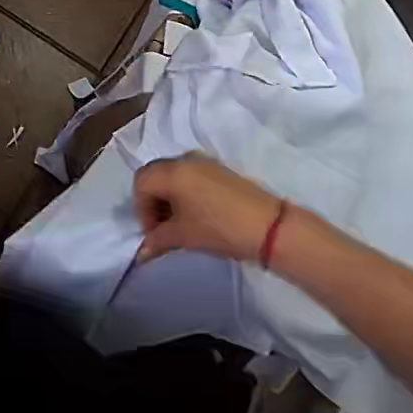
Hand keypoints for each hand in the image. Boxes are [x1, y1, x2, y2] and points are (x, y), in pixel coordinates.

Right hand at [134, 156, 286, 264]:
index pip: (141, 183)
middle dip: (153, 201)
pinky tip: (197, 214)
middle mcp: (184, 159)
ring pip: (174, 175)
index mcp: (171, 171)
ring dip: (169, 197)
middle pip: (155, 175)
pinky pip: (192, 175)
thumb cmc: (219, 228)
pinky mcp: (221, 170)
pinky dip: (185, 192)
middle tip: (162, 227)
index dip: (141, 210)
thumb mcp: (183, 236)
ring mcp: (205, 162)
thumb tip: (142, 253)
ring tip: (180, 223)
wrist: (270, 227)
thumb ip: (157, 240)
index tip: (154, 233)